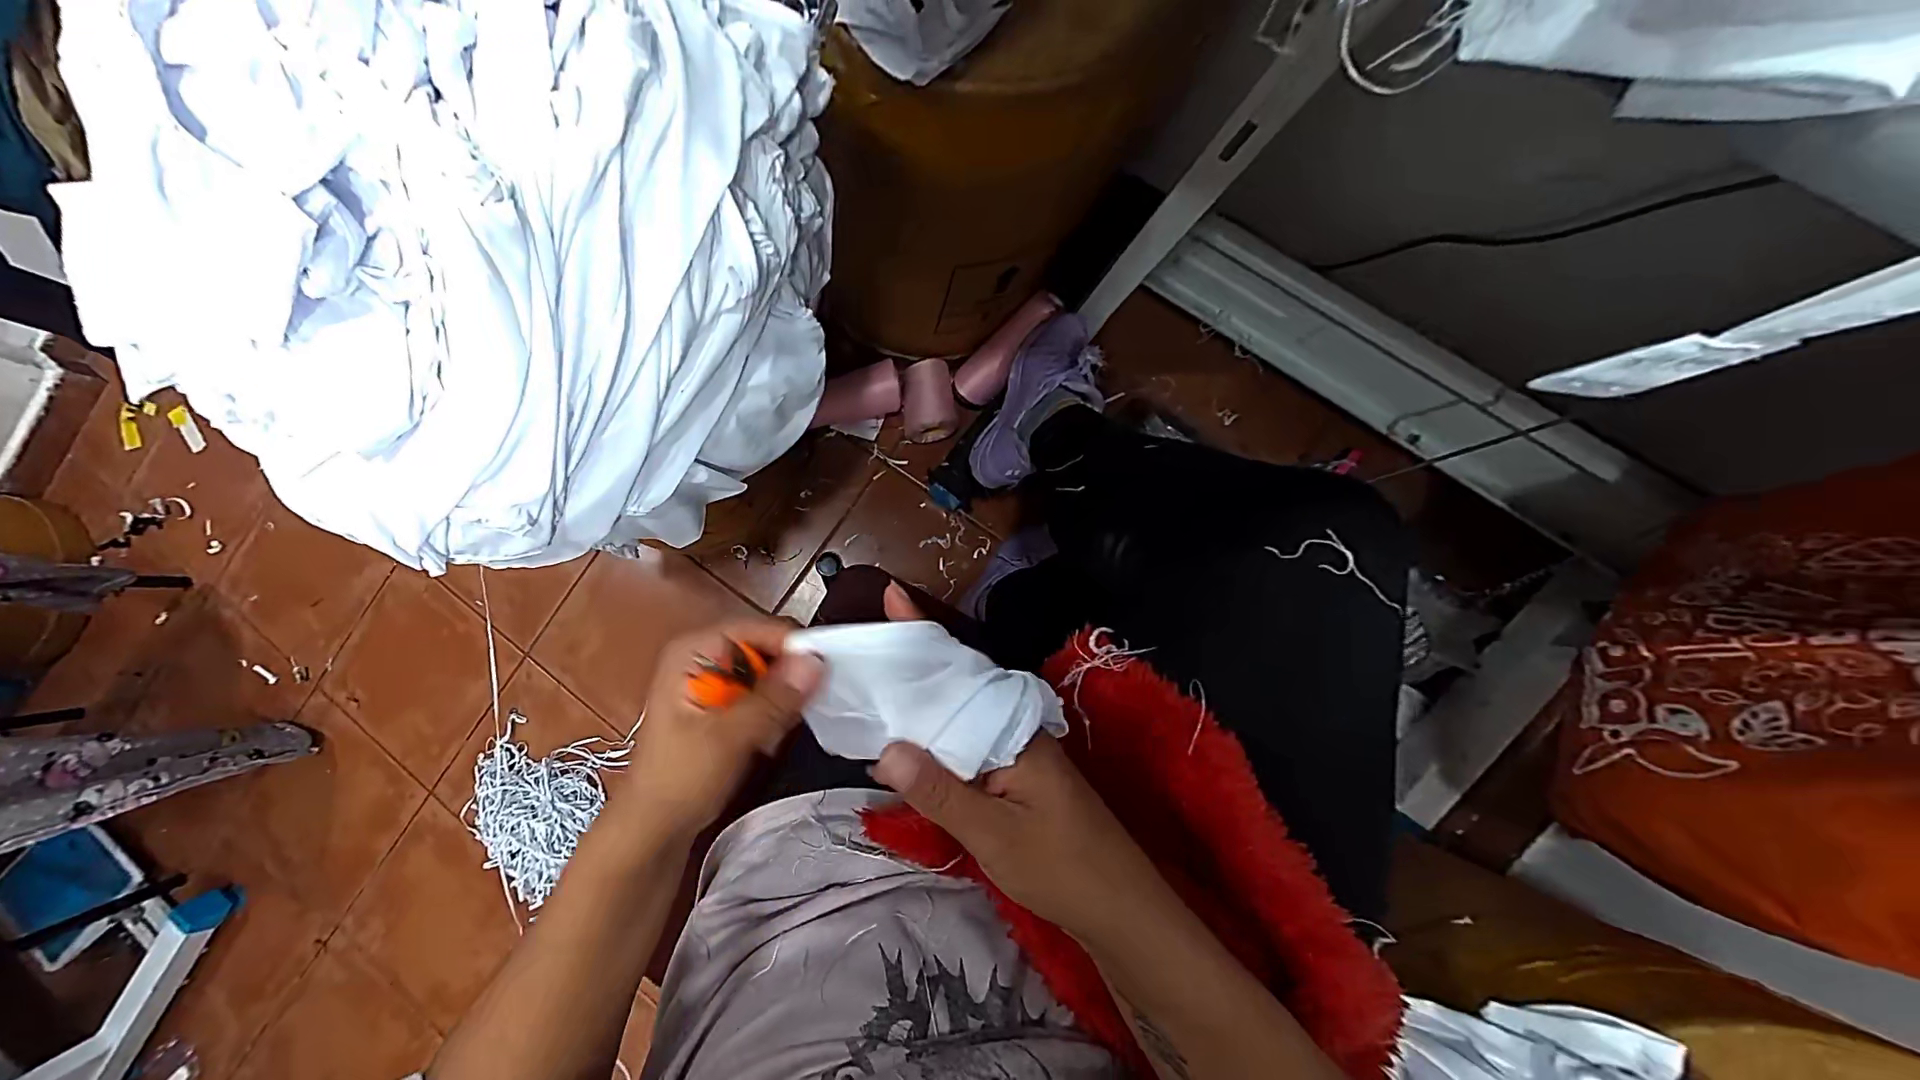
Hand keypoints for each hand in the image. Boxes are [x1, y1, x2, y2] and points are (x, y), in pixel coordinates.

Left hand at [616, 619, 823, 838]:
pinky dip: (775, 712)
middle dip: (788, 677)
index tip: (822, 669)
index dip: (792, 646)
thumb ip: (774, 698)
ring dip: (783, 699)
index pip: (758, 629)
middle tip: (800, 708)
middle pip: (766, 648)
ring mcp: (714, 680)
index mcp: (693, 650)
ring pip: (770, 673)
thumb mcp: (730, 736)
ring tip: (779, 729)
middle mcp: (704, 655)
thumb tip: (815, 662)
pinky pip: (765, 693)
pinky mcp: (725, 703)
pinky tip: (770, 738)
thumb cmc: (679, 780)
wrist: (655, 827)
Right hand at [870, 583, 1162, 943]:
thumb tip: (886, 747)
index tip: (893, 598)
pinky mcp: (1016, 780)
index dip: (925, 636)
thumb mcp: (994, 835)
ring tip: (870, 695)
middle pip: (958, 692)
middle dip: (912, 672)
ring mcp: (1018, 755)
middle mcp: (1016, 732)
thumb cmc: (1063, 869)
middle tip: (862, 654)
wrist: (1122, 911)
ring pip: (960, 723)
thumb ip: (941, 791)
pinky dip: (936, 749)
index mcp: (1015, 731)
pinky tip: (906, 756)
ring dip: (920, 713)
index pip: (962, 673)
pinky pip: (968, 751)